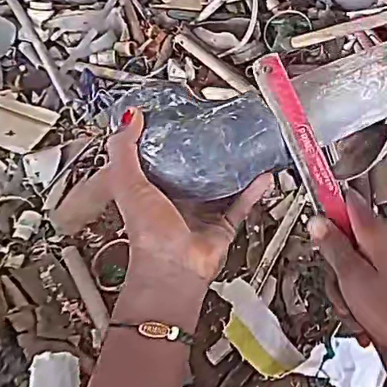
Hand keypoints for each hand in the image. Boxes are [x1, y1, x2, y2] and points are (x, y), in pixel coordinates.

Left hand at [98, 107, 270, 296]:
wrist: (173, 269)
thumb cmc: (148, 234)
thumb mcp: (127, 183)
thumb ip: (124, 150)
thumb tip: (130, 117)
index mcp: (152, 190)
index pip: (161, 158)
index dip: (170, 138)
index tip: (182, 117)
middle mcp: (178, 200)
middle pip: (196, 170)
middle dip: (207, 152)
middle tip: (221, 129)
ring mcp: (202, 213)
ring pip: (222, 185)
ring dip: (235, 168)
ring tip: (247, 147)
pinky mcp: (222, 225)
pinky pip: (241, 203)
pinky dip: (253, 190)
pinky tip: (262, 174)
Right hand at [309, 191, 386, 370]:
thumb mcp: (353, 279)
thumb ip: (333, 247)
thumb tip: (318, 221)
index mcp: (375, 232)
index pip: (344, 202)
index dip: (326, 212)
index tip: (315, 225)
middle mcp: (386, 241)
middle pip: (344, 241)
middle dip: (335, 269)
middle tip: (340, 289)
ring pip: (353, 267)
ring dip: (347, 293)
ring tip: (355, 312)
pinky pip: (367, 285)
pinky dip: (361, 303)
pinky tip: (365, 321)